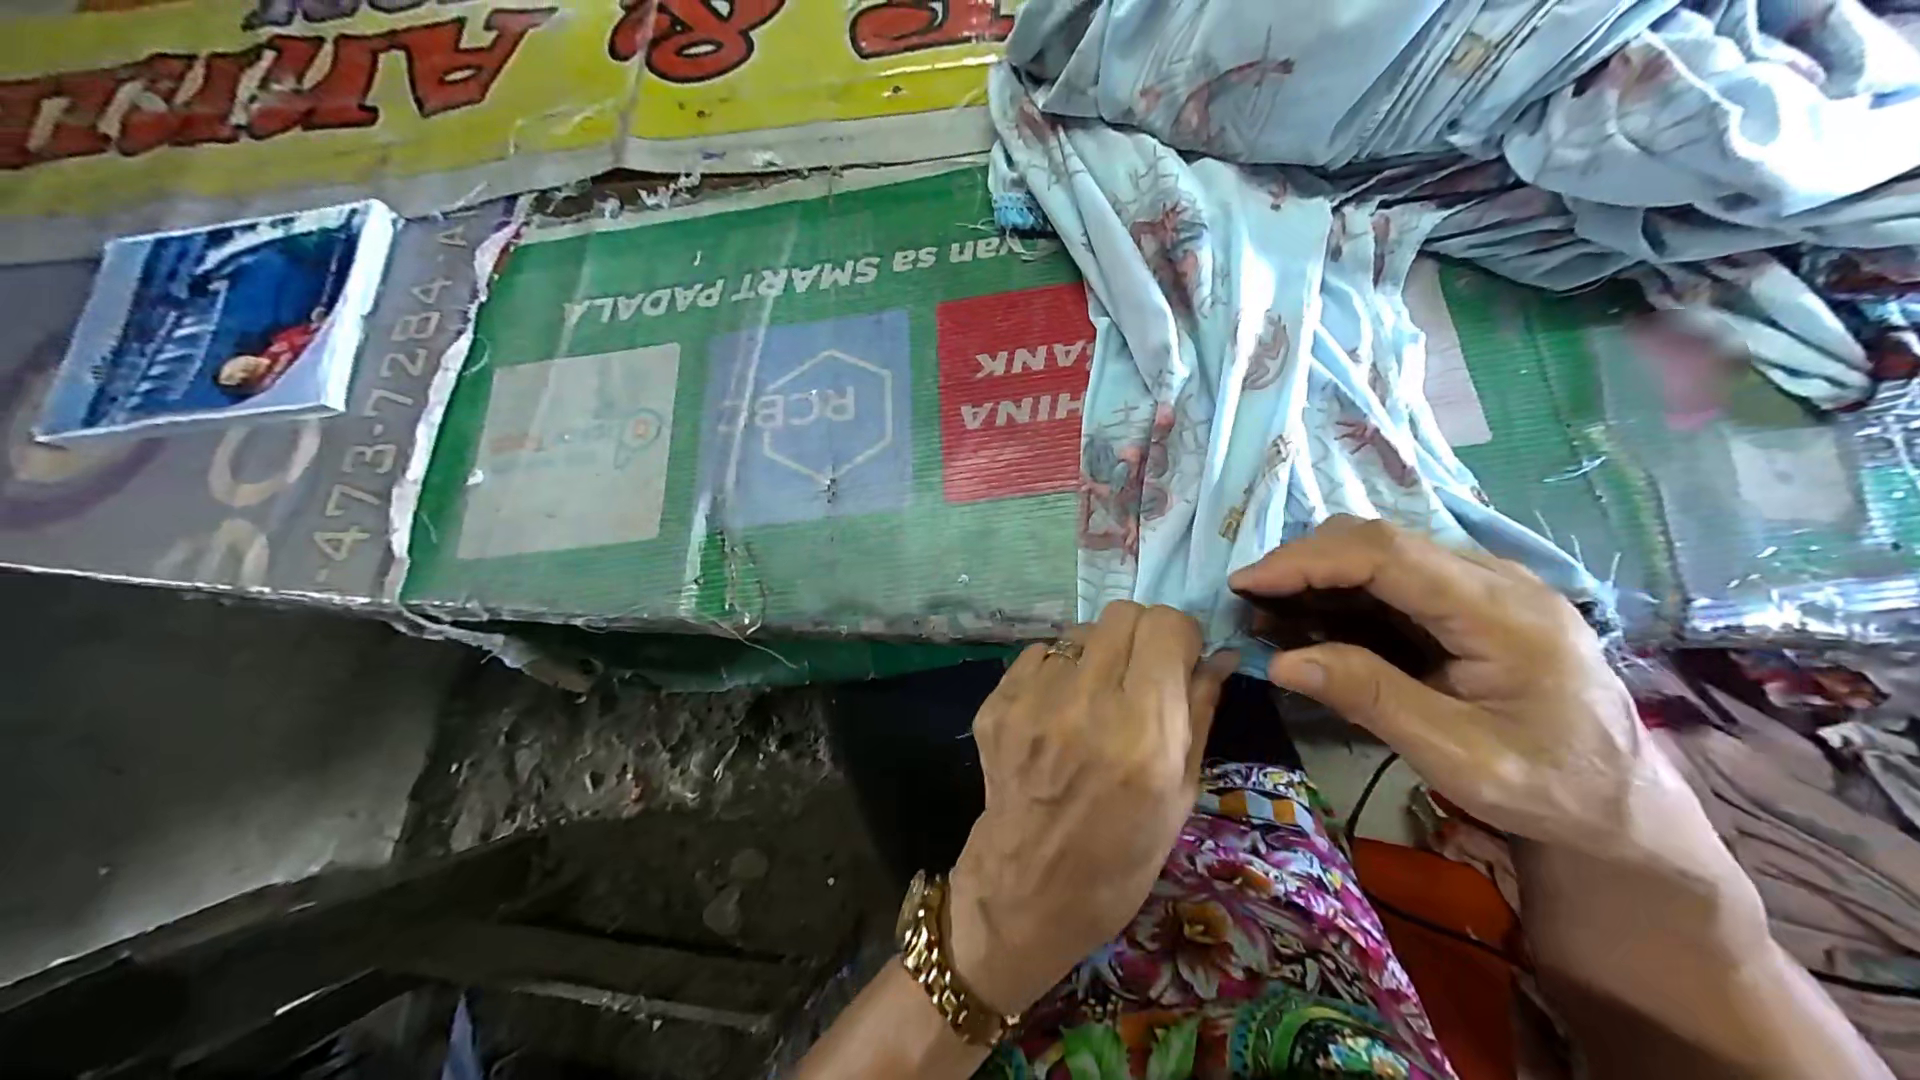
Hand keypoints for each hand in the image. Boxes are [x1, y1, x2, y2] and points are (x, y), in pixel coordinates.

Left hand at [945, 602, 1236, 1014]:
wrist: (1030, 888)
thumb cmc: (1122, 855)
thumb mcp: (1180, 792)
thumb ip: (1199, 710)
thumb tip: (1219, 654)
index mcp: (1143, 729)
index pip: (1166, 625)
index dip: (1180, 637)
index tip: (1179, 661)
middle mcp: (1084, 702)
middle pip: (1121, 613)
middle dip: (1141, 635)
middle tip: (1140, 673)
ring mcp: (1032, 699)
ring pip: (1078, 631)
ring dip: (1097, 654)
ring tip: (1095, 697)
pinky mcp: (996, 703)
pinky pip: (1039, 655)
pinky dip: (1057, 671)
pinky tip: (1058, 712)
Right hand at [1228, 515, 1701, 866]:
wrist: (1624, 806)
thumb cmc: (1549, 788)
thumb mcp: (1459, 757)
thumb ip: (1372, 699)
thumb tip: (1281, 662)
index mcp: (1503, 614)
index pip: (1386, 555)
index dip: (1306, 560)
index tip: (1245, 584)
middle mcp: (1495, 580)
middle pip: (1378, 540)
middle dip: (1301, 562)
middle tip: (1249, 603)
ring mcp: (1484, 586)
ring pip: (1379, 552)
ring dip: (1315, 575)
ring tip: (1268, 614)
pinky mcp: (1468, 601)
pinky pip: (1391, 578)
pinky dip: (1339, 592)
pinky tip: (1310, 622)